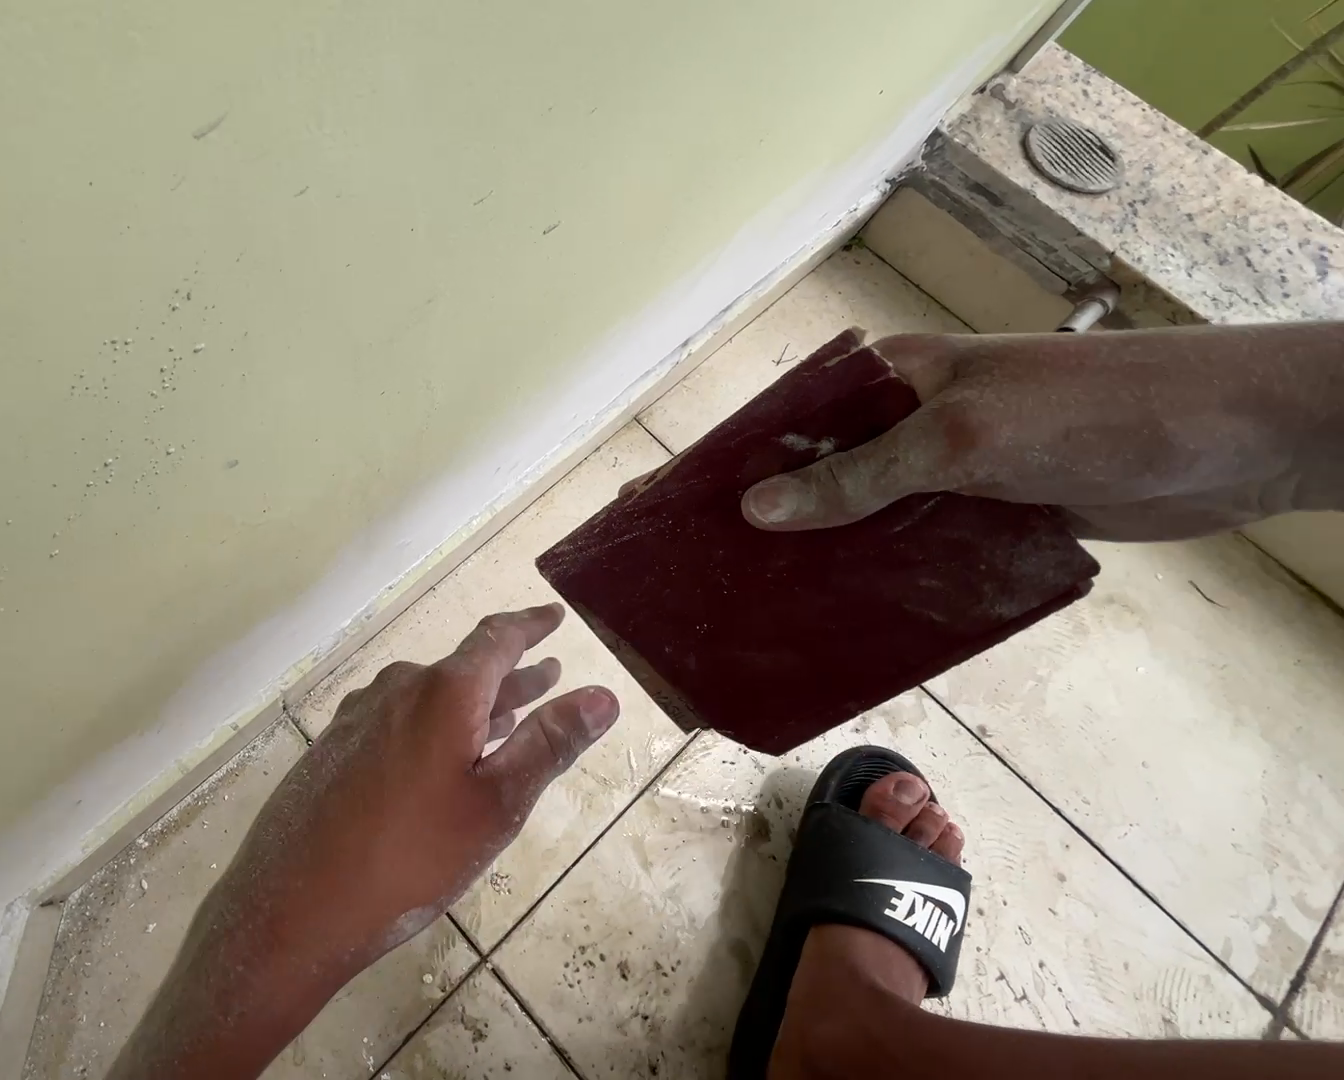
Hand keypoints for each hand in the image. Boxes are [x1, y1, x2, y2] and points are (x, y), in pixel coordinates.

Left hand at [234, 602, 617, 969]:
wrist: (294, 900)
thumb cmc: (410, 856)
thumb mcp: (495, 806)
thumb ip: (548, 745)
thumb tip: (603, 695)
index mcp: (442, 692)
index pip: (496, 639)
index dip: (530, 625)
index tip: (553, 616)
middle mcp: (398, 688)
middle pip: (464, 669)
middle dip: (510, 673)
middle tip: (548, 673)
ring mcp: (361, 715)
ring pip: (431, 696)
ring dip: (473, 701)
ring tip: (506, 710)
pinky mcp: (337, 745)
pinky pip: (400, 718)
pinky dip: (434, 723)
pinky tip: (438, 751)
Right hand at [737, 324, 1343, 540]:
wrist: (1248, 441)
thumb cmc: (1094, 411)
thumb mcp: (959, 438)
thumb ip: (856, 476)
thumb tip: (756, 510)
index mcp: (891, 377)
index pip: (791, 417)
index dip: (737, 459)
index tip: (686, 506)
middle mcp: (906, 419)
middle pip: (817, 470)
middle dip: (771, 514)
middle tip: (717, 565)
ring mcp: (941, 467)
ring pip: (858, 512)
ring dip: (822, 550)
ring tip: (763, 594)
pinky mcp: (976, 510)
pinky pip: (906, 542)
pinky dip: (876, 570)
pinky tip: (839, 604)